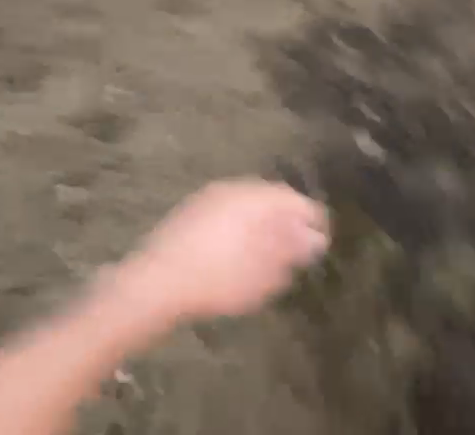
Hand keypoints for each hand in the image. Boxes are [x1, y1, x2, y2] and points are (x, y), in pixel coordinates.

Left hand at [120, 179, 329, 323]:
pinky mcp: (191, 212)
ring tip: (268, 256)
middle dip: (287, 223)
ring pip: (249, 206)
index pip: (295, 200)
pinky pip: (229, 213)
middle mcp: (235, 189)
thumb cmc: (215, 279)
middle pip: (272, 200)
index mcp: (255, 198)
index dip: (312, 219)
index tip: (321, 240)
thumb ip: (291, 251)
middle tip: (297, 250)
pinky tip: (237, 254)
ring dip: (264, 226)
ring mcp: (210, 198)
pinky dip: (241, 229)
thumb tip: (315, 238)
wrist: (152, 286)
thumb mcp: (261, 272)